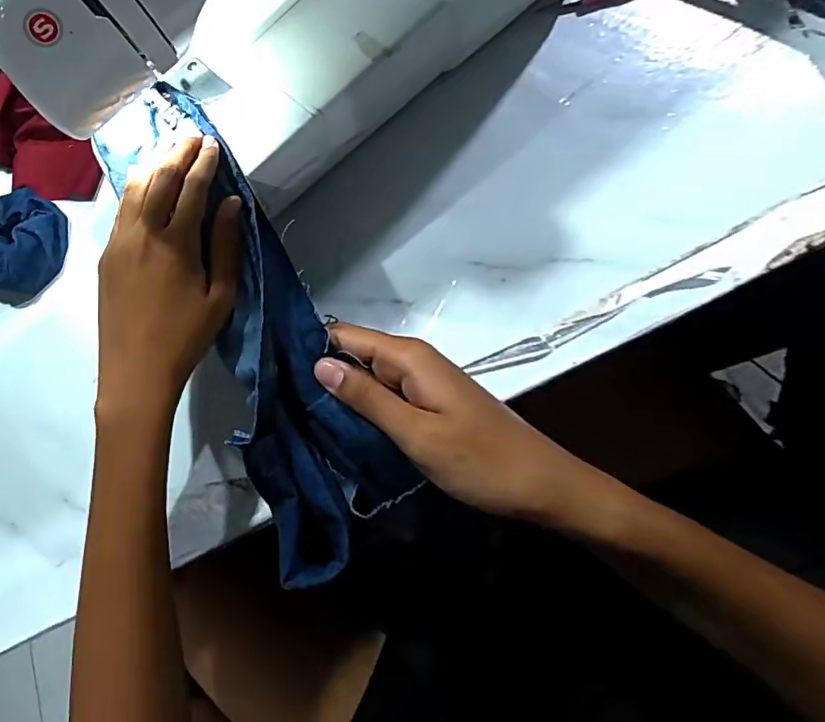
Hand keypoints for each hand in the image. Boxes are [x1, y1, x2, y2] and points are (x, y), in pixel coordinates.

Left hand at [97, 136, 241, 428]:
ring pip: (134, 189)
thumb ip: (227, 245)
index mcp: (176, 243)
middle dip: (177, 153)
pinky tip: (144, 184)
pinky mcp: (105, 254)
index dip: (203, 162)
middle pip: (159, 179)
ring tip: (168, 152)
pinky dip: (135, 189)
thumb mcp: (220, 296)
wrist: (133, 372)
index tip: (212, 144)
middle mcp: (143, 233)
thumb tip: (231, 202)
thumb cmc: (185, 337)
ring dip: (153, 166)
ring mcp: (118, 242)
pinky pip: (121, 210)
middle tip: (192, 136)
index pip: (191, 188)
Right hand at [315, 323, 618, 532]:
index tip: (276, 372)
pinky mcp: (427, 401)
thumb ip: (367, 398)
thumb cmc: (482, 462)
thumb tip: (318, 364)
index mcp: (407, 357)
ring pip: (366, 376)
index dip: (310, 349)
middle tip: (286, 405)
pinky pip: (384, 394)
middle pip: (352, 353)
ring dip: (341, 394)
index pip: (343, 335)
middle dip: (322, 375)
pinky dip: (363, 408)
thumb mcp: (417, 434)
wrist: (548, 489)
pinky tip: (344, 428)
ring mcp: (421, 381)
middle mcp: (412, 359)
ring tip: (305, 418)